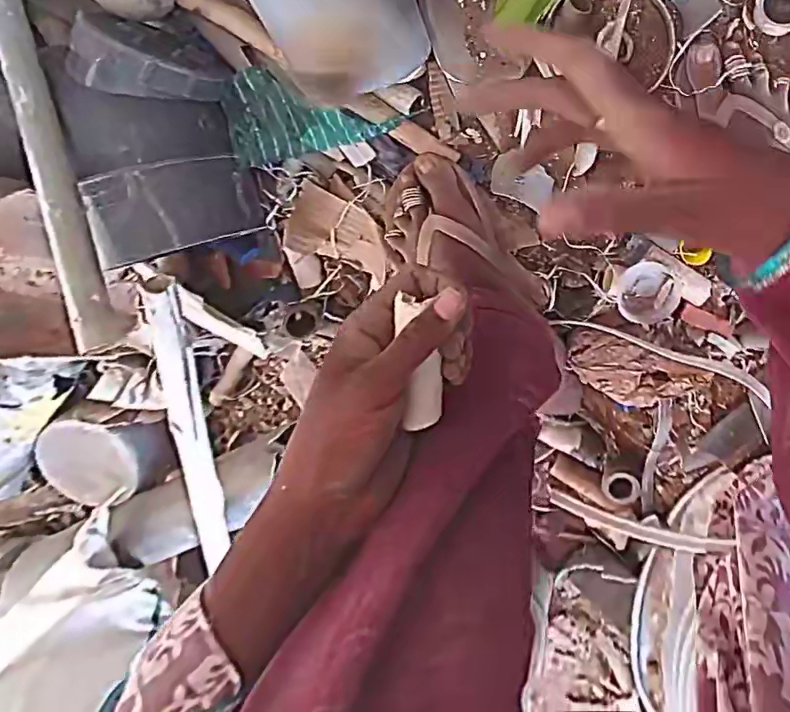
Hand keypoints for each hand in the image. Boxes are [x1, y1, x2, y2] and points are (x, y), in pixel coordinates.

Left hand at [271, 266, 470, 546]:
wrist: (330, 506)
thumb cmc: (339, 438)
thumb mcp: (379, 382)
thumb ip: (420, 338)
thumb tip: (457, 297)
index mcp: (368, 327)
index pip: (411, 282)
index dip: (439, 287)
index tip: (459, 312)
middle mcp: (387, 342)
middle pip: (435, 309)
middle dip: (453, 326)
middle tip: (454, 356)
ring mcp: (404, 370)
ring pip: (445, 340)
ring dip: (456, 353)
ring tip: (453, 377)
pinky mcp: (419, 397)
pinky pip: (445, 371)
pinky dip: (454, 377)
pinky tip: (452, 390)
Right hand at [461, 24, 789, 280]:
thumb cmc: (747, 204)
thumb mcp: (680, 209)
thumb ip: (612, 209)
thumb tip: (542, 217)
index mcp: (641, 116)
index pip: (579, 63)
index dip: (534, 42)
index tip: (492, 33)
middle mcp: (638, 117)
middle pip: (568, 91)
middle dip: (517, 91)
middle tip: (469, 99)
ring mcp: (647, 137)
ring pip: (581, 119)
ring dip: (540, 129)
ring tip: (503, 157)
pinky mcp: (655, 157)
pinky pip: (601, 146)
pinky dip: (571, 155)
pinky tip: (555, 178)